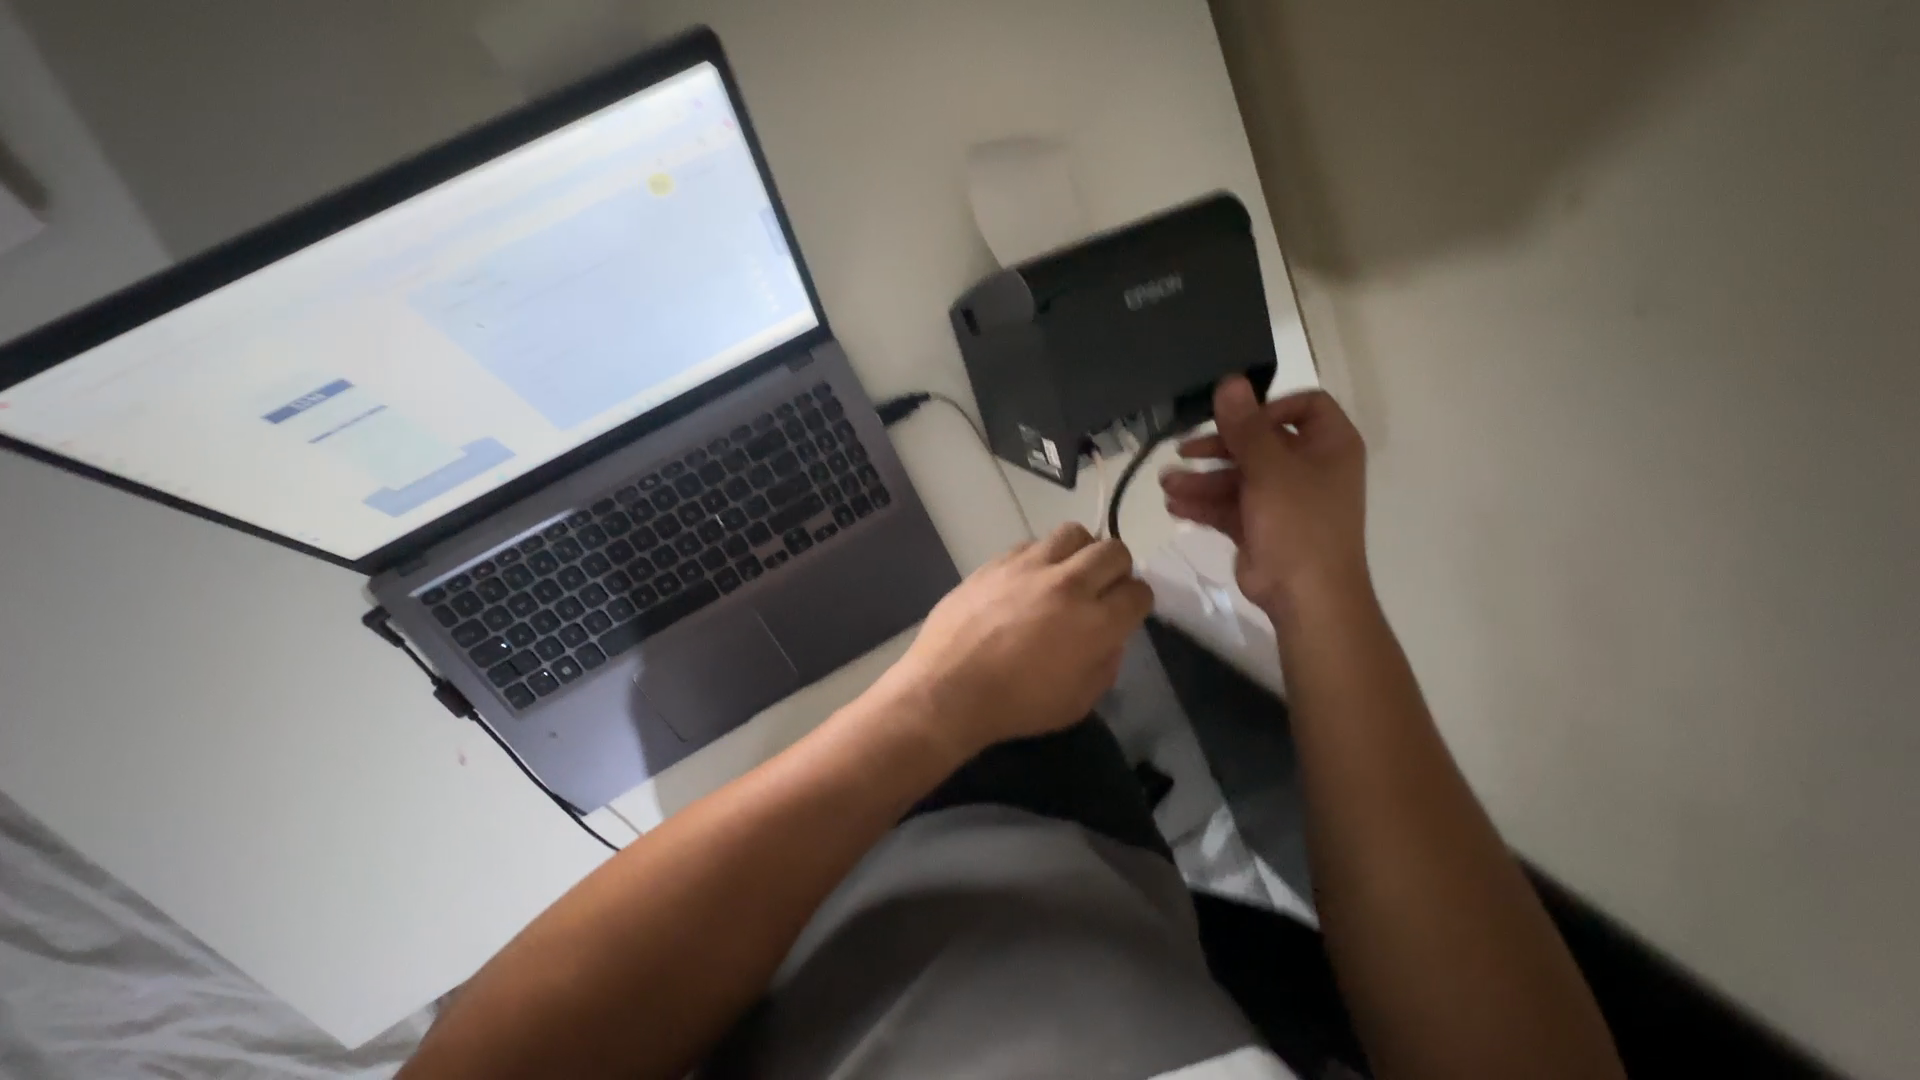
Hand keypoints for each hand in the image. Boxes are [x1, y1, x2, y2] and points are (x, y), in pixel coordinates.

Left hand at [874, 523, 1153, 758]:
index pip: (1139, 592)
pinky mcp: (997, 562)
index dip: (1137, 603)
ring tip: (1067, 575)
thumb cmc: (1016, 706)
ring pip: (1074, 533)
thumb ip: (1105, 665)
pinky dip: (1041, 558)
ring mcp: (1029, 567)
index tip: (1125, 613)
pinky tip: (1028, 582)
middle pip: (1113, 551)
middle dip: (1117, 570)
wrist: (947, 690)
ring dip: (1080, 553)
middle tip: (1102, 590)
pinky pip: (1032, 543)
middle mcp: (1068, 584)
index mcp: (1095, 622)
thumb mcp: (1077, 702)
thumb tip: (1109, 638)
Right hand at [1159, 377, 1369, 615]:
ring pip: (1238, 476)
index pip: (1305, 406)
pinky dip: (1205, 504)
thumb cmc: (1299, 523)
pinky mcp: (1261, 527)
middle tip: (1185, 449)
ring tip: (1167, 484)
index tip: (1236, 419)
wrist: (1307, 596)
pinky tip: (1175, 505)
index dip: (1269, 407)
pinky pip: (1230, 505)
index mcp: (1329, 445)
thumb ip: (1245, 426)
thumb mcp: (1271, 468)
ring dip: (1203, 479)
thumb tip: (1229, 381)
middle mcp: (1309, 467)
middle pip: (1260, 442)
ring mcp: (1284, 499)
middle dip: (1219, 447)